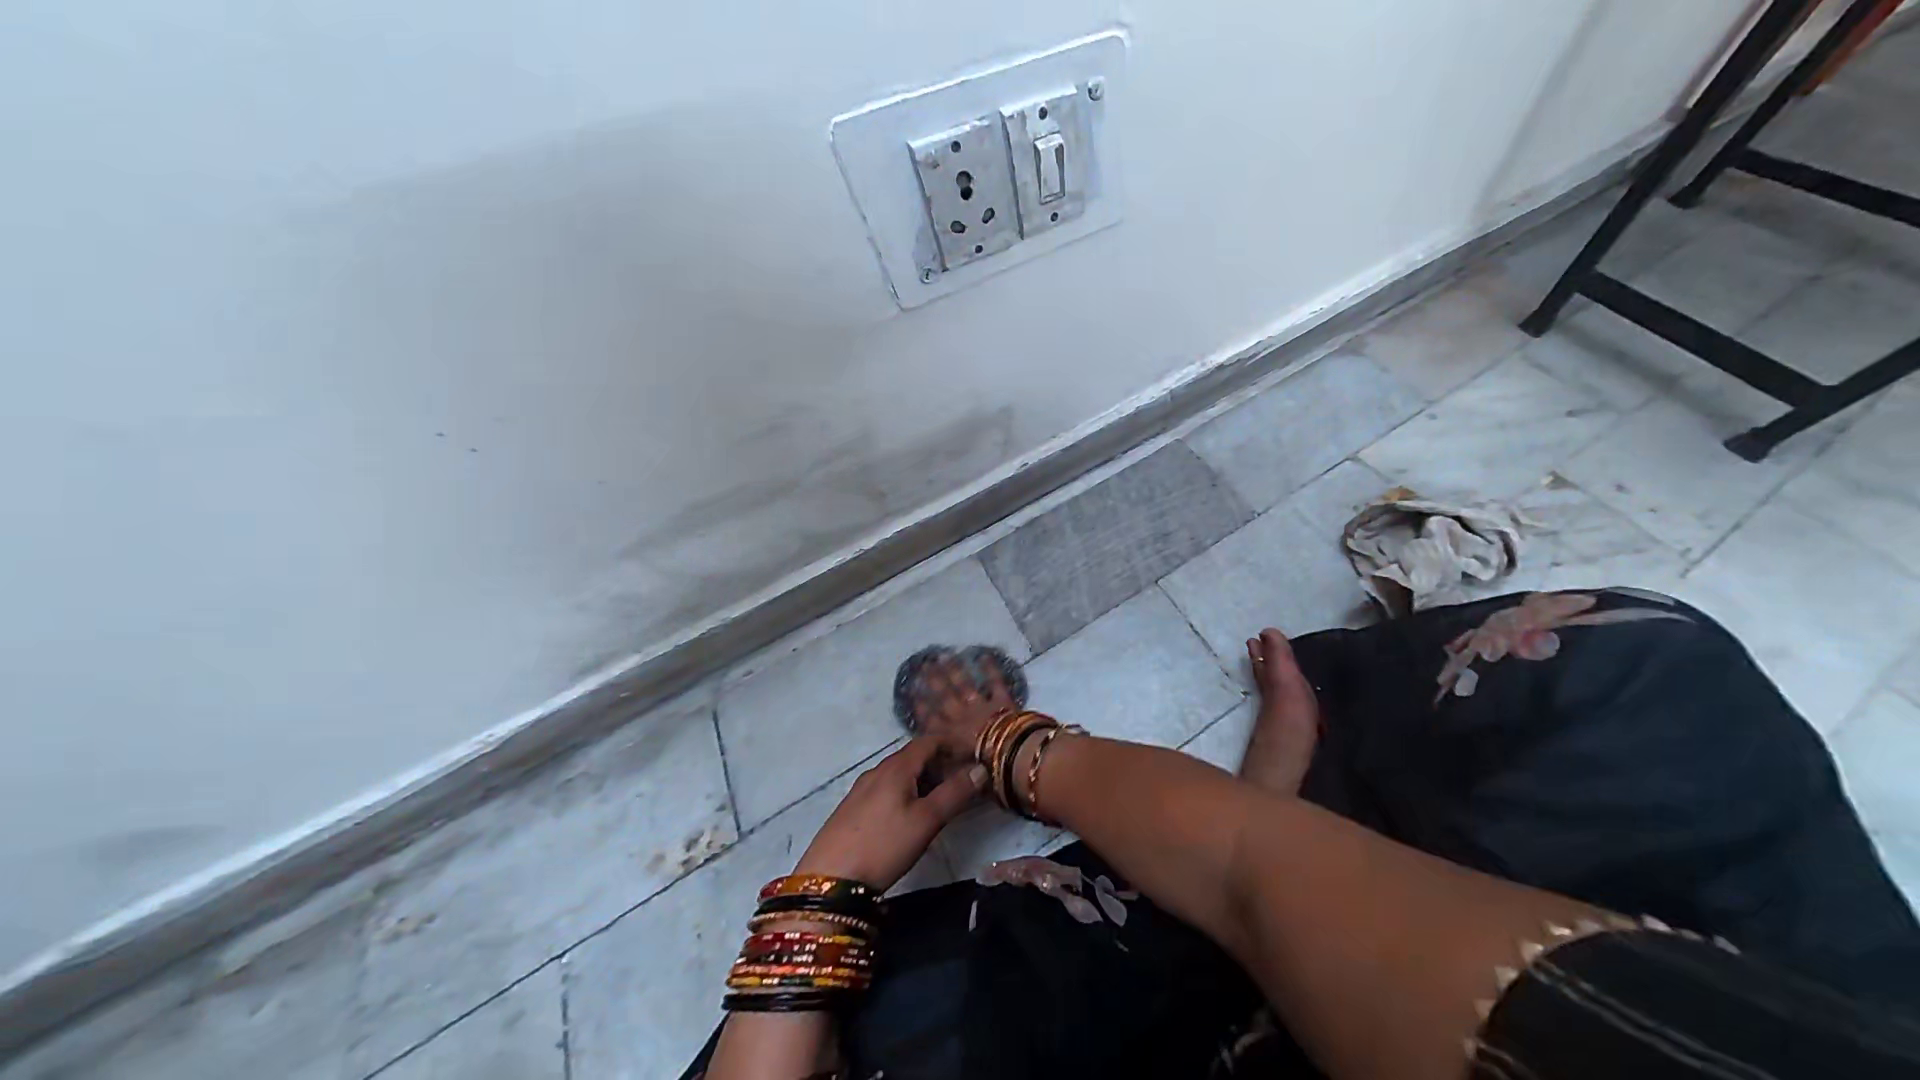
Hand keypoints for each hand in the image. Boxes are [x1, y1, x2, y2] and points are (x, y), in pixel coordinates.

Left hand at [793, 737, 986, 889]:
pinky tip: (911, 814)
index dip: (952, 744)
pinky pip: (886, 789)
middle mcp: (877, 771)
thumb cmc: (884, 845)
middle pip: (913, 756)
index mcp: (896, 767)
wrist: (830, 878)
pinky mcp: (853, 809)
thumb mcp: (927, 820)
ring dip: (923, 779)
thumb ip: (955, 793)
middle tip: (965, 780)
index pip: (928, 741)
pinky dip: (906, 791)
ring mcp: (862, 790)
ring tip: (943, 799)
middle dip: (940, 763)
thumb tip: (980, 768)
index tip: (974, 754)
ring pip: (899, 774)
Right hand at [909, 655, 1022, 765]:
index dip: (921, 706)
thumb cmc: (982, 772)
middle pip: (945, 697)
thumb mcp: (956, 775)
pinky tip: (984, 655)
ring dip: (954, 670)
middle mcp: (962, 718)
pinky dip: (990, 669)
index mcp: (949, 738)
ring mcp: (982, 707)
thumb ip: (943, 768)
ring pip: (965, 686)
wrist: (1012, 757)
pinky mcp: (1003, 702)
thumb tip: (931, 765)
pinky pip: (996, 683)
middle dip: (933, 681)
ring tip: (944, 655)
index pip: (931, 721)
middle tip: (924, 664)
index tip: (911, 691)